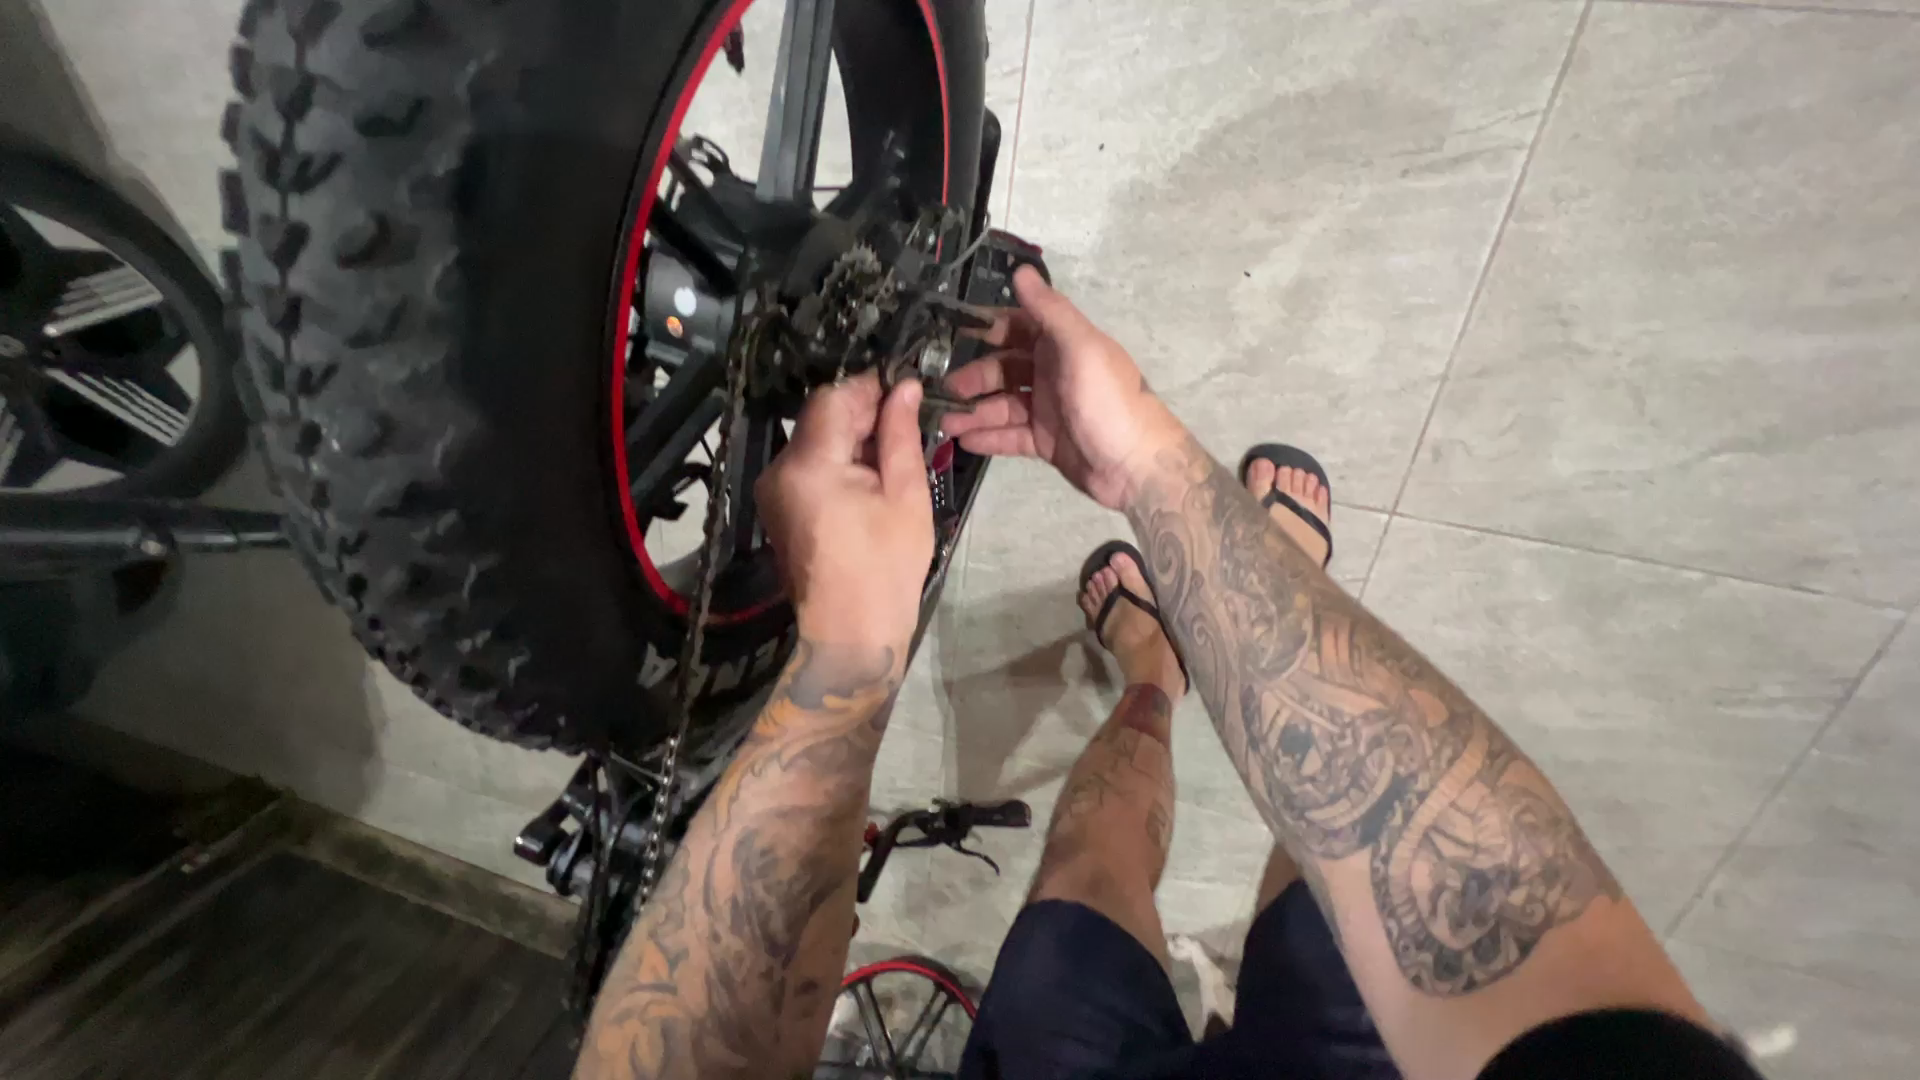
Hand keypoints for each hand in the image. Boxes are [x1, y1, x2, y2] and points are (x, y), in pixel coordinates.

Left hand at [757, 372, 932, 654]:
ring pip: (813, 440)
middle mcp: (778, 470)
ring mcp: (772, 490)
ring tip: (892, 457)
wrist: (851, 633)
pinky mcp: (777, 507)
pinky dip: (837, 462)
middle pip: (819, 417)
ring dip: (852, 438)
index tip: (904, 390)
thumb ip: (900, 435)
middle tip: (905, 425)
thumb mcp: (905, 496)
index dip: (868, 387)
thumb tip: (904, 387)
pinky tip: (868, 480)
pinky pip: (807, 466)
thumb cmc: (887, 568)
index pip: (831, 397)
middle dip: (862, 414)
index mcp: (809, 465)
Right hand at [940, 267, 1183, 509]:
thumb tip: (1020, 271)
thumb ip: (1050, 311)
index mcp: (1062, 344)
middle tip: (944, 391)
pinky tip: (964, 441)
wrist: (1135, 466)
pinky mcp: (1045, 441)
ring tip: (945, 423)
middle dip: (973, 378)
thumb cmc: (1109, 402)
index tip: (951, 334)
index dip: (986, 329)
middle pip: (1003, 368)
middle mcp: (1052, 372)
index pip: (1017, 327)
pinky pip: (1010, 435)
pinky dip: (988, 437)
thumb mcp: (1081, 349)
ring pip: (1002, 405)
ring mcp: (1047, 408)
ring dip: (974, 412)